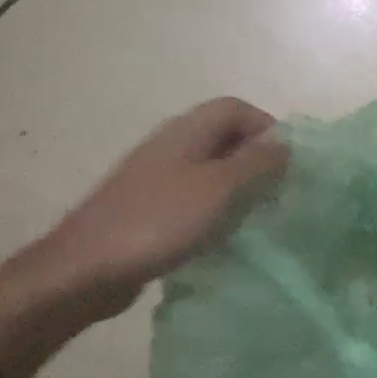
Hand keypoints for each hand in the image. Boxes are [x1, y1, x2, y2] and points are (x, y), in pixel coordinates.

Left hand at [0, 98, 286, 377]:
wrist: (88, 268)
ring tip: (258, 216)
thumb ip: (256, 163)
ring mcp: (156, 177)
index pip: (236, 108)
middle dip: (257, 160)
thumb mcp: (220, 189)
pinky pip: (194, 197)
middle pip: (224, 137)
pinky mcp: (149, 208)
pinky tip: (225, 235)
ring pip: (210, 169)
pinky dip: (216, 209)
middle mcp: (171, 145)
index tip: (289, 164)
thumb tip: (285, 143)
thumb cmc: (160, 221)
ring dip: (238, 187)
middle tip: (279, 192)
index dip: (268, 128)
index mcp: (186, 131)